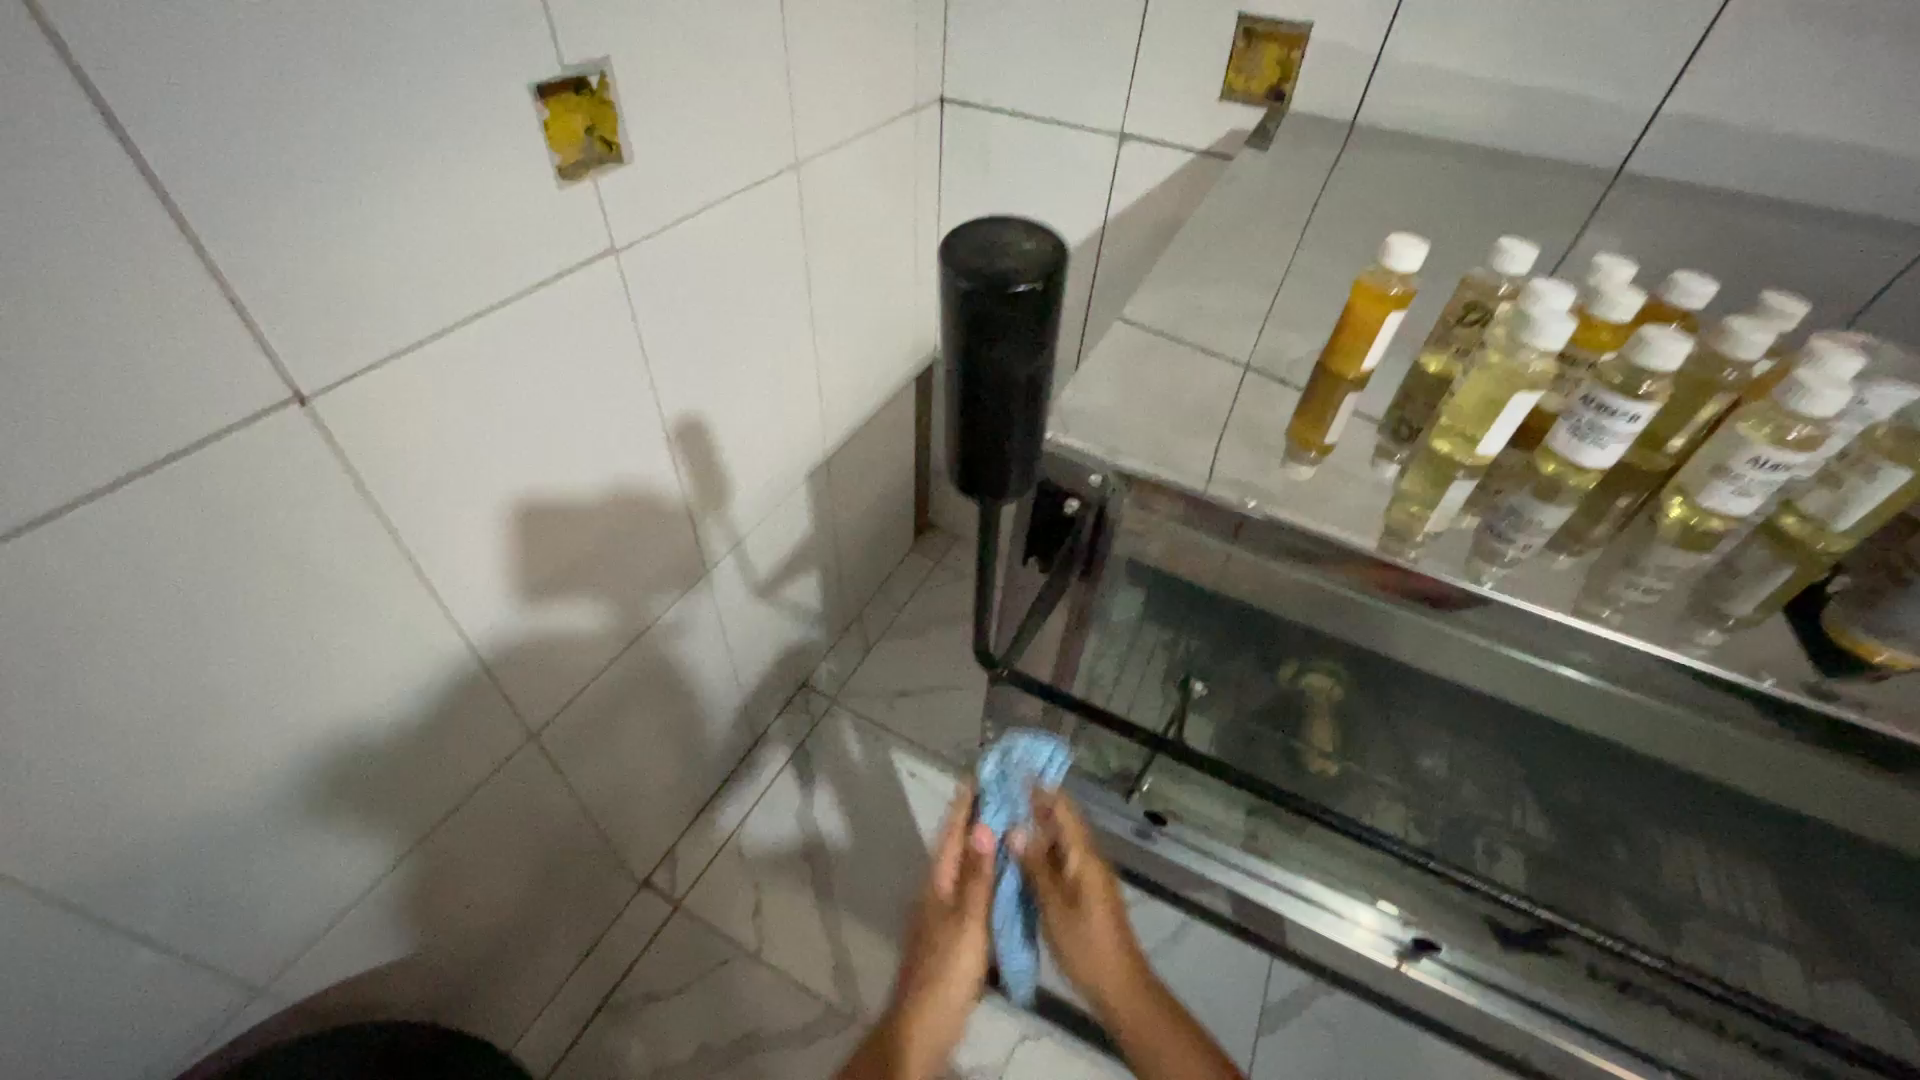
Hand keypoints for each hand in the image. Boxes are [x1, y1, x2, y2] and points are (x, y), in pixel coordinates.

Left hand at [881, 784, 994, 1078]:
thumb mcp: (967, 920)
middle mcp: (936, 891)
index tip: (978, 774)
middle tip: (999, 794)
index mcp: (937, 882)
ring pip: (964, 869)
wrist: (923, 1024)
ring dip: (981, 847)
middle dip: (974, 820)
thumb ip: (976, 875)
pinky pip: (971, 892)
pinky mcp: (952, 935)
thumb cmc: (946, 969)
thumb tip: (982, 825)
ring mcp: (942, 914)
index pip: (951, 833)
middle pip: (956, 848)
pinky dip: (986, 877)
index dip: (964, 805)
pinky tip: (1003, 880)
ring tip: (1006, 826)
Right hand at [1013, 786, 1149, 1019]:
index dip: (1041, 788)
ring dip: (1034, 828)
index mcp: (1084, 856)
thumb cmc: (1086, 945)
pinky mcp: (1083, 892)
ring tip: (1001, 817)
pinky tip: (1017, 856)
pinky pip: (1059, 861)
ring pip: (1059, 842)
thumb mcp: (1054, 906)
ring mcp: (1087, 876)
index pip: (1063, 809)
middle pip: (1061, 822)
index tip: (1015, 769)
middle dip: (1033, 805)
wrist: (1120, 986)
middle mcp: (1088, 859)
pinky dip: (1039, 852)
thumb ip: (1035, 866)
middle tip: (1000, 791)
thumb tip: (1015, 827)